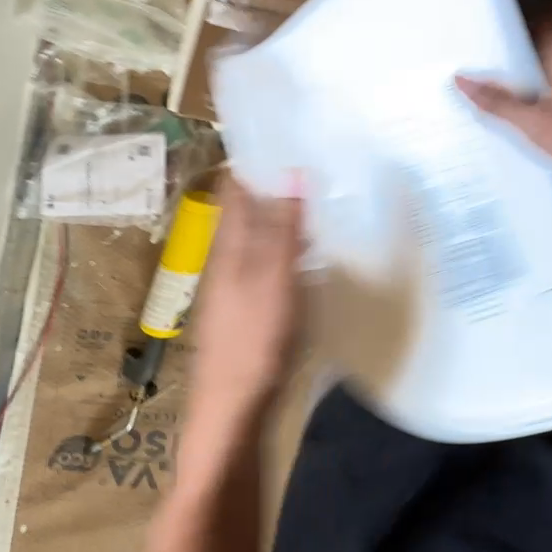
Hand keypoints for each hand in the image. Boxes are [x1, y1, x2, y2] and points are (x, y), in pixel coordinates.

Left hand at [187, 175, 303, 417]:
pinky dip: (290, 246)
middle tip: (318, 161)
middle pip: (249, 211)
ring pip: (260, 237)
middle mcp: (228, 262)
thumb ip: (282, 228)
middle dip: (276, 185)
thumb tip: (291, 171)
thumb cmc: (253, 342)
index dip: (254, 161)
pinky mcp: (252, 310)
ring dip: (285, 215)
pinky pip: (271, 262)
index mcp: (227, 248)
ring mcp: (238, 288)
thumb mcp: (274, 280)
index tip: (288, 136)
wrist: (233, 414)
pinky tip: (315, 252)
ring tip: (323, 197)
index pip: (234, 190)